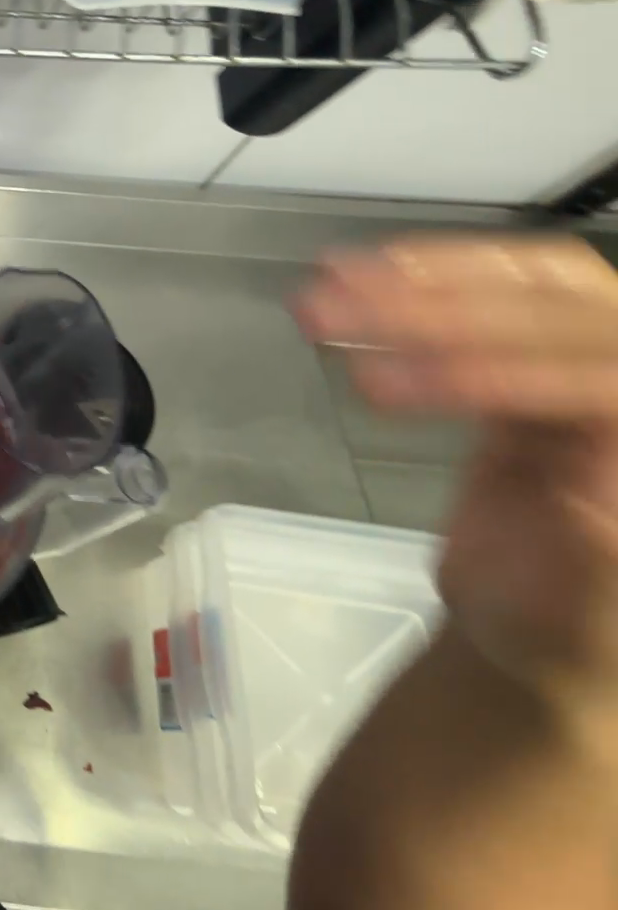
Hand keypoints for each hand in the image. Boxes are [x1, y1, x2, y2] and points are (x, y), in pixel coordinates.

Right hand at [295, 237, 617, 714]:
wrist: (544, 623)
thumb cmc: (564, 633)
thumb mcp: (574, 616)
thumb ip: (596, 553)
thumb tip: (589, 481)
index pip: (606, 382)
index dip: (498, 374)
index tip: (380, 387)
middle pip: (569, 316)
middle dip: (442, 312)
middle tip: (327, 313)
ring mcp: (597, 368)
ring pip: (531, 290)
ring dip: (422, 284)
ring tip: (321, 290)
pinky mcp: (539, 363)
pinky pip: (496, 301)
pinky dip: (424, 284)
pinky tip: (353, 277)